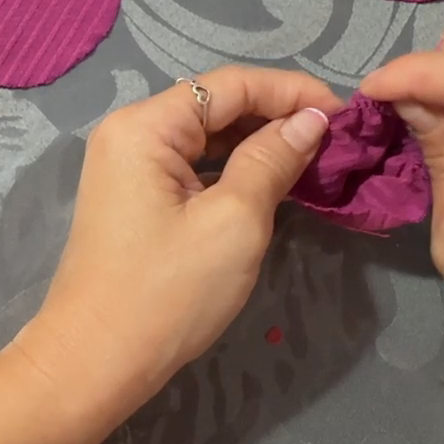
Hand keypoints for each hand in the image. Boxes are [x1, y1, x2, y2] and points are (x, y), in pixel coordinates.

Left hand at [12, 67, 339, 425]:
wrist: (96, 358)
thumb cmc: (167, 291)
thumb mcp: (234, 222)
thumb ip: (272, 160)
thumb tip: (311, 120)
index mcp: (144, 125)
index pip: (229, 85)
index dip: (291, 92)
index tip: (347, 115)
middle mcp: (129, 131)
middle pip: (214, 104)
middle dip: (276, 116)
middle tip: (338, 141)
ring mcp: (126, 163)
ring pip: (204, 135)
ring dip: (257, 142)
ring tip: (316, 157)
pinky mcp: (133, 194)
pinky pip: (190, 164)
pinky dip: (231, 167)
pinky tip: (271, 177)